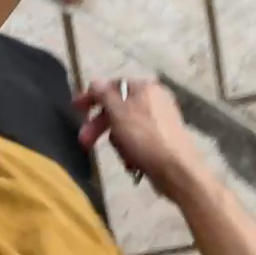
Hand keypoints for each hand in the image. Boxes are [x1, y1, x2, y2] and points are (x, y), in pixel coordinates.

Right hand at [74, 79, 211, 202]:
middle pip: (117, 108)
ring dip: (117, 141)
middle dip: (100, 125)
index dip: (92, 97)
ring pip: (125, 126)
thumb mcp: (118, 112)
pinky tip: (131, 161)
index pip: (112, 86)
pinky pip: (138, 139)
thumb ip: (103, 94)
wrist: (179, 172)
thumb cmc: (145, 137)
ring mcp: (161, 121)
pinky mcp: (164, 140)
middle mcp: (155, 101)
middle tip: (84, 139)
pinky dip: (131, 149)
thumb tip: (95, 82)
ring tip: (121, 155)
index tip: (76, 109)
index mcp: (146, 88)